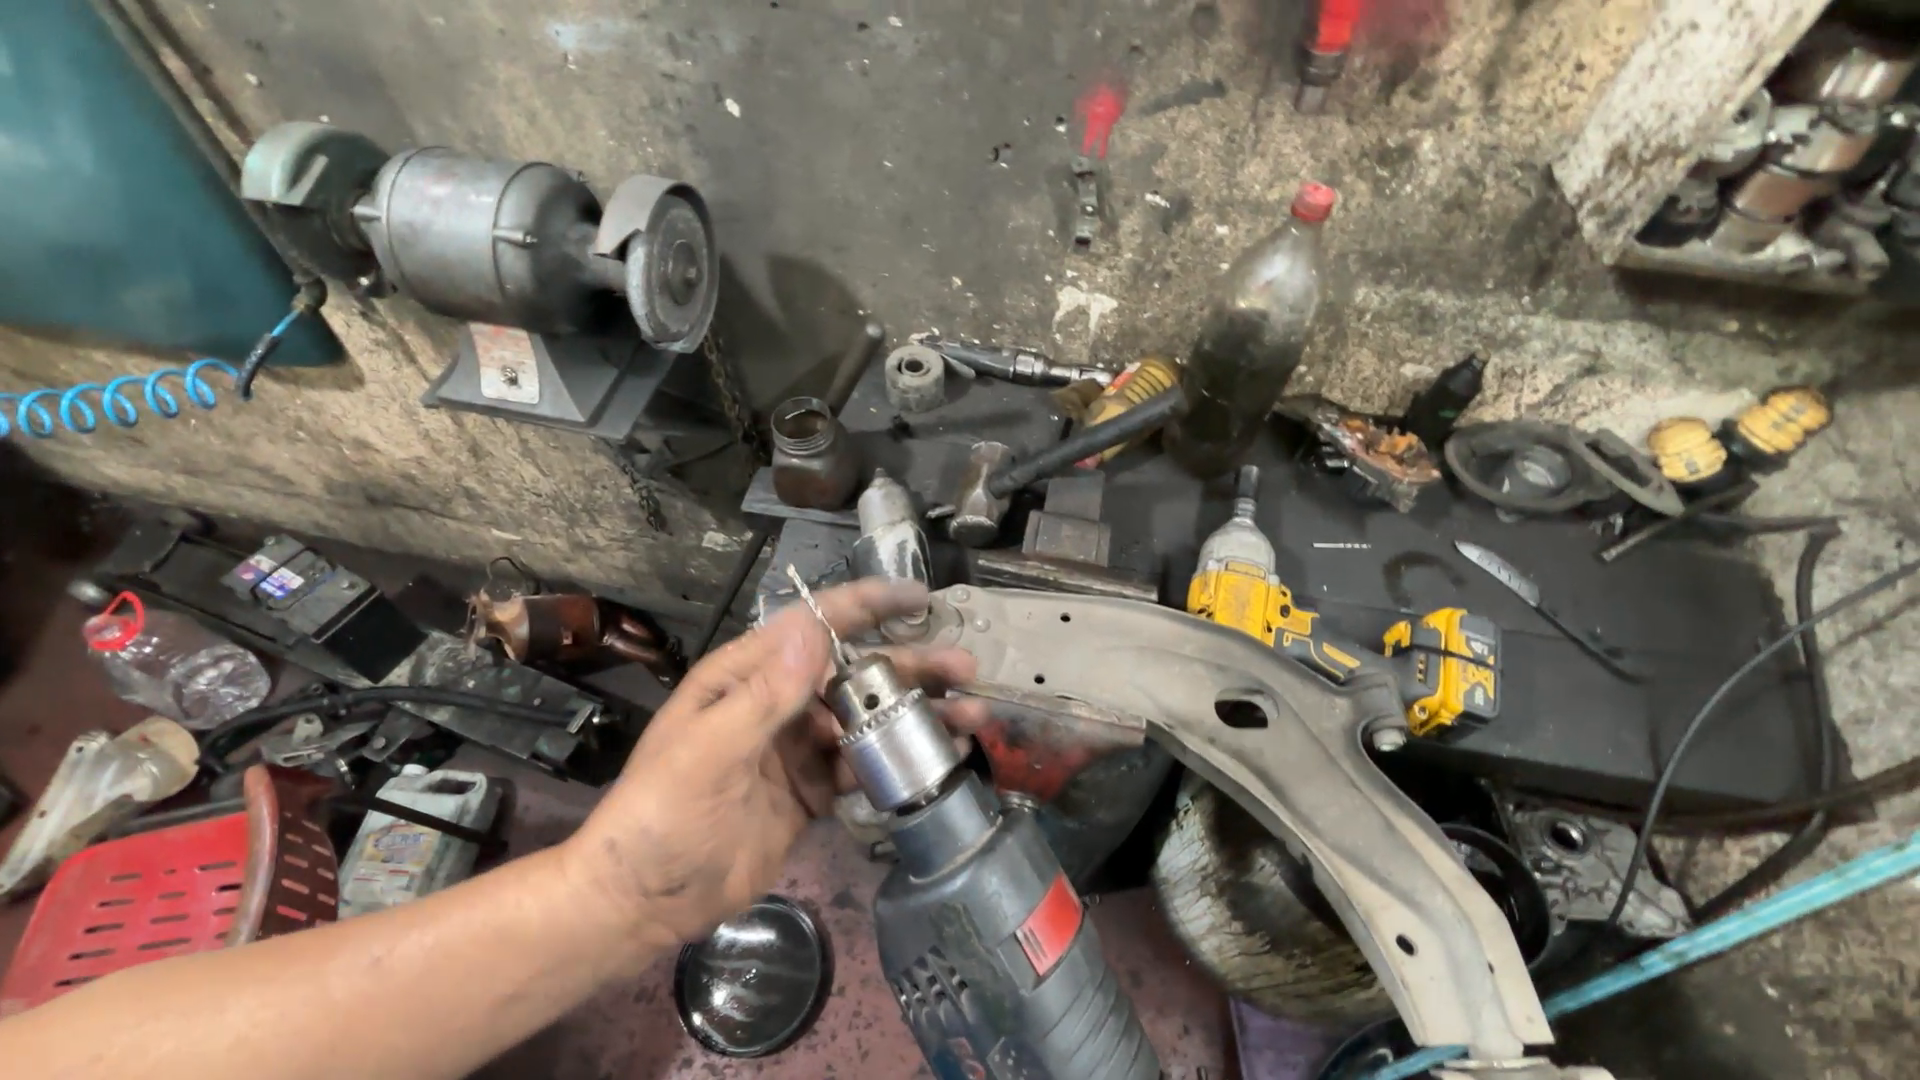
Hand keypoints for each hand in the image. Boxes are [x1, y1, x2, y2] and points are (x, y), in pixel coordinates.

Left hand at [562, 579, 987, 949]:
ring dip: (916, 715)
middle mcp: (780, 702)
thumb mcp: (707, 751)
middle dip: (912, 666)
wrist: (644, 899)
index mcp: (748, 676)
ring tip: (969, 718)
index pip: (815, 626)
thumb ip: (763, 695)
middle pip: (855, 673)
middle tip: (965, 669)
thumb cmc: (662, 814)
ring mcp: (798, 747)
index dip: (868, 605)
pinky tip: (935, 763)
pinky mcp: (811, 790)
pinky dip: (898, 762)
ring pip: (868, 719)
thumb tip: (812, 630)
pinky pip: (862, 766)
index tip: (919, 598)